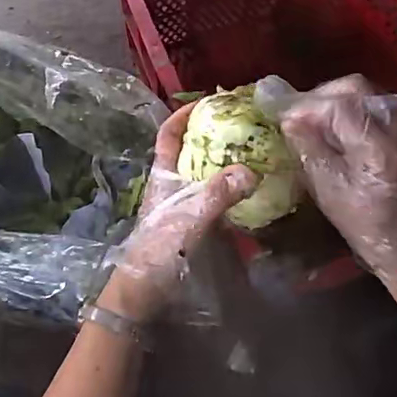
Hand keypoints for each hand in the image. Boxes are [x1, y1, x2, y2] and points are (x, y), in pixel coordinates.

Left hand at [97, 102, 255, 323]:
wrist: (142, 294)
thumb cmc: (158, 252)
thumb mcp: (187, 220)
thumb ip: (216, 195)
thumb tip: (249, 171)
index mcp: (162, 176)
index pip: (169, 134)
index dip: (184, 114)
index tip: (209, 102)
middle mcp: (171, 185)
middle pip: (189, 149)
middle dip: (212, 134)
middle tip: (244, 126)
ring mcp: (181, 205)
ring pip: (202, 173)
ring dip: (223, 161)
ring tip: (254, 152)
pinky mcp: (190, 224)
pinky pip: (212, 196)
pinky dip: (229, 188)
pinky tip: (249, 191)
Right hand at [278, 76, 396, 294]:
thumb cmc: (371, 228)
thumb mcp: (328, 191)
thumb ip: (306, 146)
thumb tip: (284, 114)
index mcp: (377, 141)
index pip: (331, 104)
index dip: (297, 104)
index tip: (269, 109)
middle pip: (347, 89)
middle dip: (313, 99)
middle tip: (287, 118)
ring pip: (359, 92)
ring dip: (329, 102)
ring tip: (306, 125)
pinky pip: (371, 102)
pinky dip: (348, 108)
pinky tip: (332, 129)